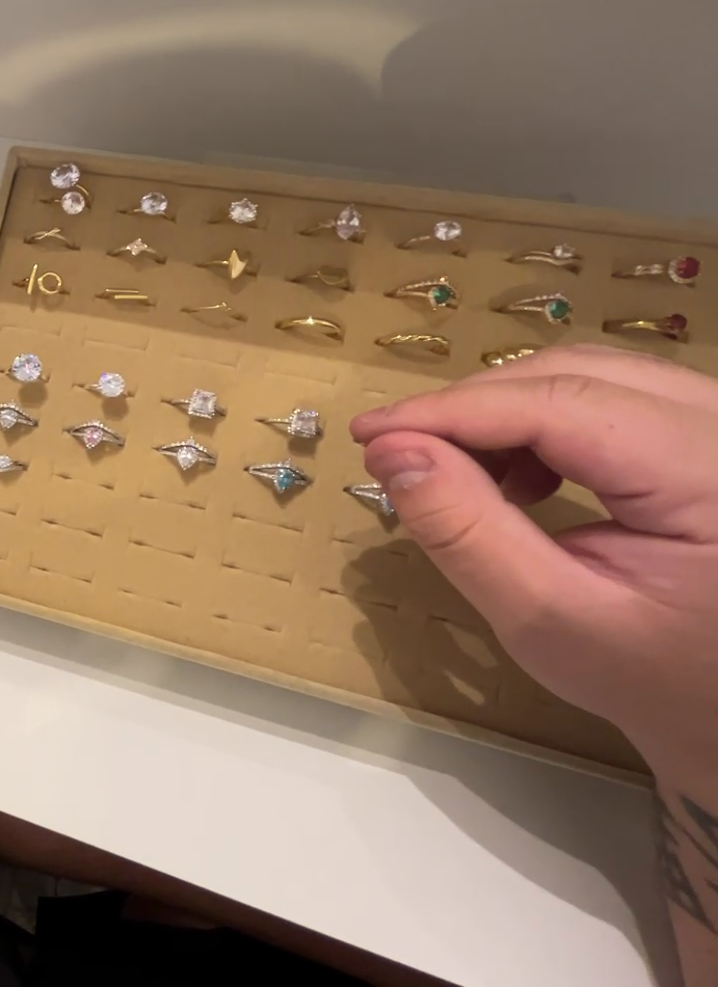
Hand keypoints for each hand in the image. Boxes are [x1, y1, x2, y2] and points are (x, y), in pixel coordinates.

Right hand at [350, 344, 717, 772]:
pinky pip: (613, 397)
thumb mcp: (542, 615)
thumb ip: (464, 530)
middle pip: (581, 375)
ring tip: (459, 471)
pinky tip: (519, 476)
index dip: (452, 410)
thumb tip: (389, 452)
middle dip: (470, 406)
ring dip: (501, 412)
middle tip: (401, 454)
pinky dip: (538, 422)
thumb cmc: (648, 674)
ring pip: (594, 376)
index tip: (366, 434)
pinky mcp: (711, 439)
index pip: (565, 407)